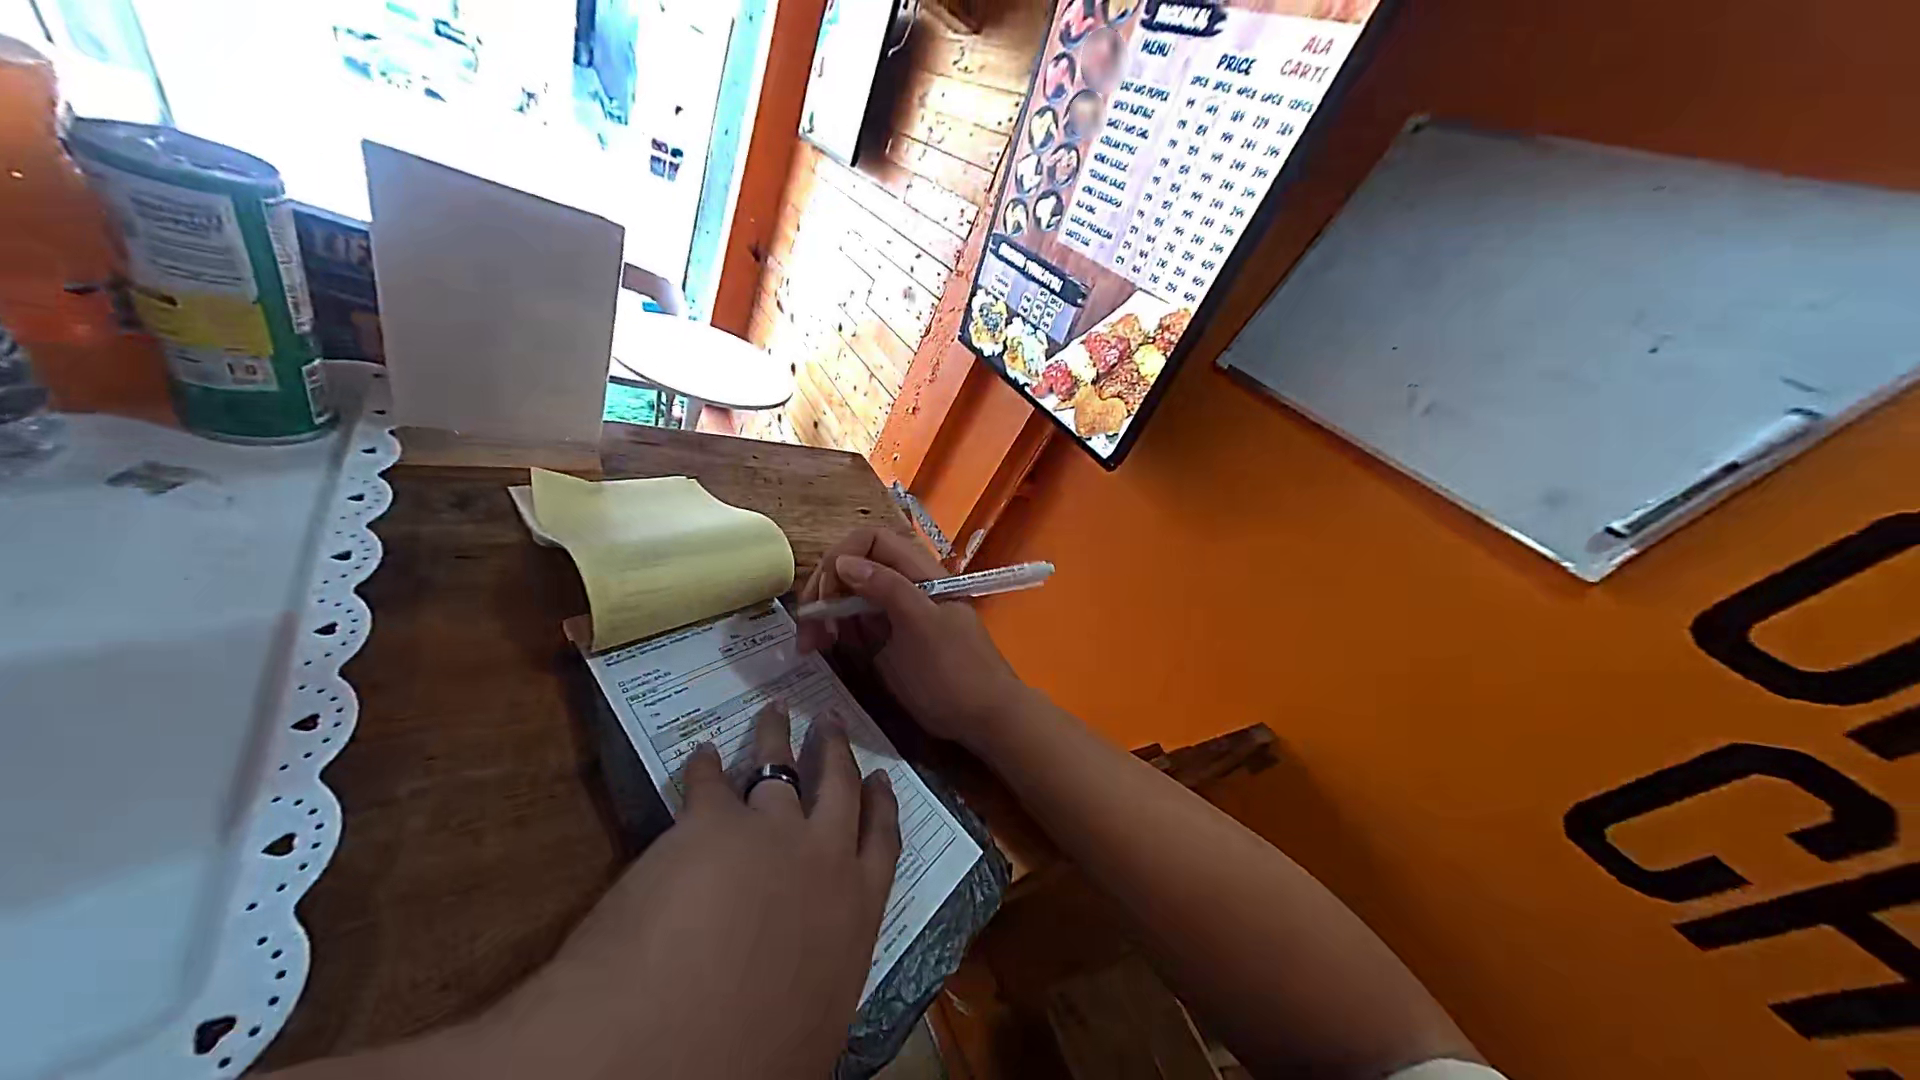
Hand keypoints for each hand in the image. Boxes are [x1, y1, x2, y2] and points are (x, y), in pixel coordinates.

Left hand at [486, 704, 900, 1079]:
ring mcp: (768, 833)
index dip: (883, 804)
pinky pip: (711, 778)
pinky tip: (702, 753)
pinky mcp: (709, 823)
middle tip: (830, 716)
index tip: (882, 775)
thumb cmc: (749, 1060)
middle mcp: (821, 858)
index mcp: (855, 909)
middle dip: (836, 747)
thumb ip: (826, 983)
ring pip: (779, 767)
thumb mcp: (815, 1031)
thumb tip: (820, 980)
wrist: (664, 1049)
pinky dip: (706, 763)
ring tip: (773, 711)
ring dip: (776, 736)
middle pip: (837, 785)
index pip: (881, 842)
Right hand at [795, 529, 1029, 751]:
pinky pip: (856, 625)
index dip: (842, 555)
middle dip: (825, 589)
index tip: (824, 592)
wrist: (984, 719)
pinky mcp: (889, 641)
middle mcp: (906, 587)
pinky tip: (827, 648)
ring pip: (850, 598)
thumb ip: (887, 588)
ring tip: (815, 644)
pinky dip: (837, 632)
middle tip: (808, 626)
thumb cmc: (955, 671)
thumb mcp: (921, 625)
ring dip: (826, 614)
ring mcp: (897, 614)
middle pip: (855, 568)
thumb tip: (843, 561)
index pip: (872, 541)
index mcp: (920, 573)